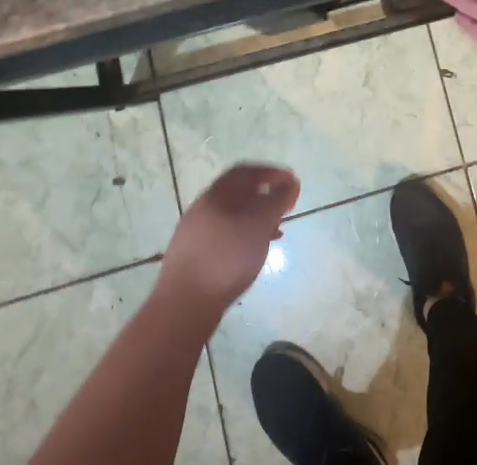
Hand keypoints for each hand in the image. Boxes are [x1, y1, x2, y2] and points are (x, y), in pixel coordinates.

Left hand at [160, 163, 299, 311]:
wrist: (184, 305)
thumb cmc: (227, 259)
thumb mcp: (259, 225)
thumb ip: (277, 201)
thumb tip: (290, 183)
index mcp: (216, 195)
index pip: (245, 171)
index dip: (271, 172)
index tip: (292, 182)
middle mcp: (202, 208)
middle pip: (238, 193)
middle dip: (265, 196)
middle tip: (286, 206)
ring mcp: (195, 233)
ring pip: (232, 215)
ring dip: (256, 217)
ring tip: (276, 230)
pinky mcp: (194, 255)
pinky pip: (225, 235)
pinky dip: (244, 235)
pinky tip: (254, 251)